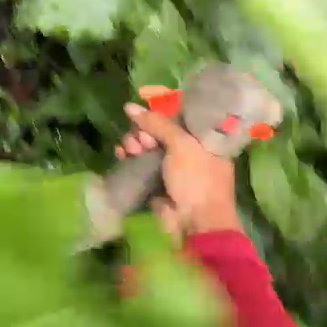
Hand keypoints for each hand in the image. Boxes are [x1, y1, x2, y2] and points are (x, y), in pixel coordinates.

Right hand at [116, 85, 241, 238]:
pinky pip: (138, 160)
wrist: (195, 224)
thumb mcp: (182, 145)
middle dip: (144, 129)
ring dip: (134, 142)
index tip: (143, 102)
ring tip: (131, 150)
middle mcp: (189, 151)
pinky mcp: (155, 179)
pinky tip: (122, 154)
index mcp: (204, 141)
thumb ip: (157, 123)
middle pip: (158, 128)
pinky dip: (128, 155)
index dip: (161, 108)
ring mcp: (172, 166)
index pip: (180, 115)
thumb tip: (129, 107)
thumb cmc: (198, 181)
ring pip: (145, 143)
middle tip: (142, 140)